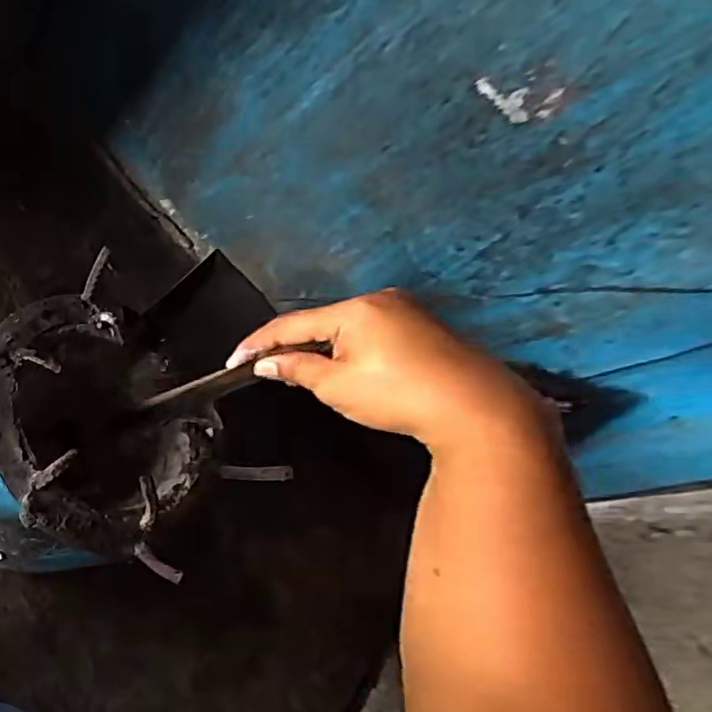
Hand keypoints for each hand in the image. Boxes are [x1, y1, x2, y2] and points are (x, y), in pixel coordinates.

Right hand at [227, 289, 551, 456]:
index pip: (290, 324)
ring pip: (343, 328)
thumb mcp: (335, 386)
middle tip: (263, 369)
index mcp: (356, 310)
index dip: (257, 344)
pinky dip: (345, 350)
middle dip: (289, 346)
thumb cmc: (403, 396)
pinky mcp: (421, 328)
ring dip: (318, 349)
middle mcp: (381, 301)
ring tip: (298, 373)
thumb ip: (295, 370)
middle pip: (318, 323)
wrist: (477, 410)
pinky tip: (339, 370)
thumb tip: (267, 363)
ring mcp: (405, 312)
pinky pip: (367, 333)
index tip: (234, 360)